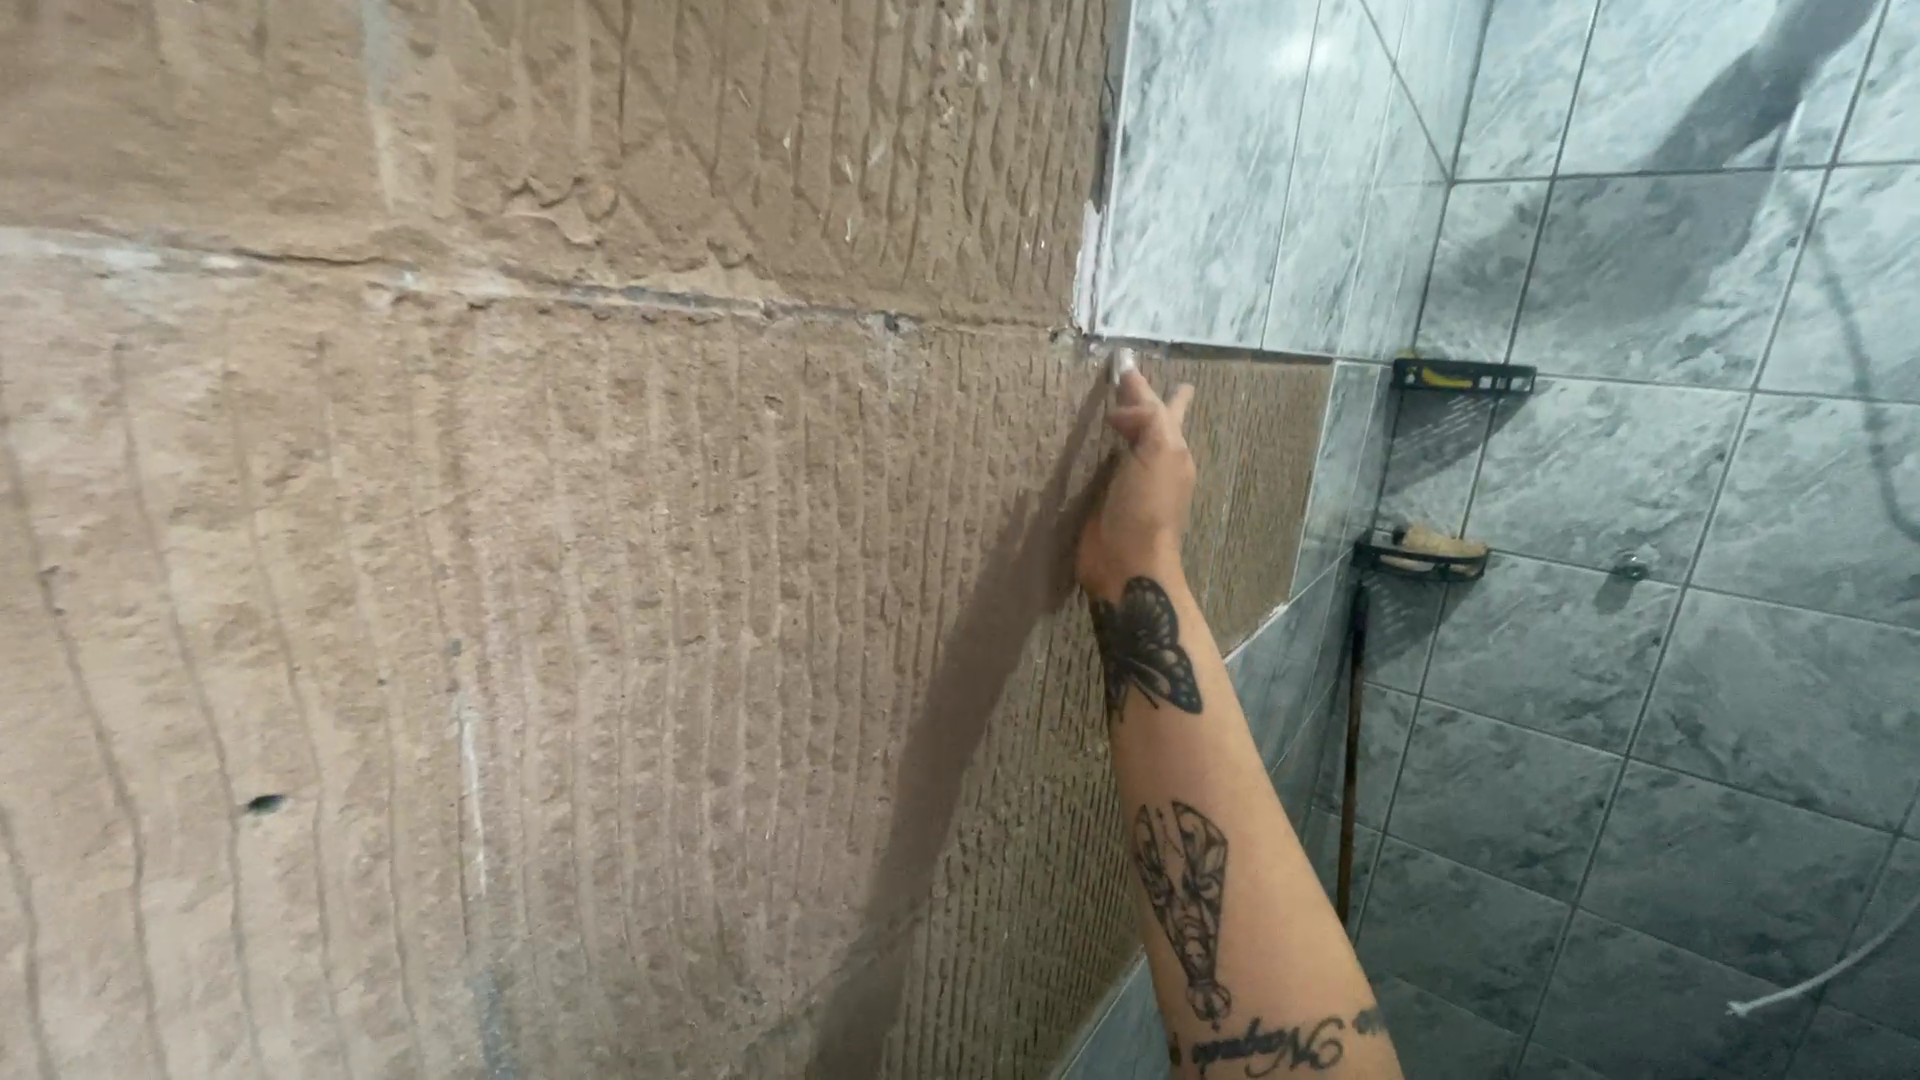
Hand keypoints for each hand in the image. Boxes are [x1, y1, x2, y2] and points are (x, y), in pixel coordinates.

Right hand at [1077, 370, 1196, 600]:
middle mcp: (1153, 465)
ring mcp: (1128, 485)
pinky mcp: (1101, 502)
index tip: (1126, 363)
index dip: (1146, 387)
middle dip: (1144, 405)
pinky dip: (1093, 455)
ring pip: (1125, 446)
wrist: (1127, 565)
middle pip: (1150, 426)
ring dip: (1119, 429)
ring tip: (1107, 411)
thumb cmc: (1147, 509)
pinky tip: (1083, 451)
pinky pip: (1098, 468)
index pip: (1163, 408)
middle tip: (1128, 384)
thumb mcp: (1159, 455)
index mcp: (1172, 451)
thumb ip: (1148, 420)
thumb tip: (1123, 409)